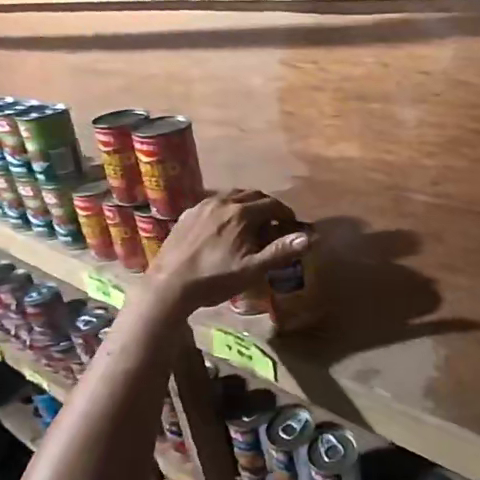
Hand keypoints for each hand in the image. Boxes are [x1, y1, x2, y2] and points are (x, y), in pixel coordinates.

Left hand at [146, 190, 311, 311]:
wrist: (170, 284)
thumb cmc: (214, 279)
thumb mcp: (252, 269)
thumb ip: (280, 251)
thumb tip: (309, 237)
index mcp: (242, 213)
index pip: (272, 204)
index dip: (286, 213)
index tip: (291, 225)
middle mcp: (222, 202)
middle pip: (252, 195)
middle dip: (267, 206)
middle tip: (273, 223)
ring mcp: (202, 206)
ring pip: (231, 196)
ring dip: (246, 205)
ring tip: (250, 223)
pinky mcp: (187, 214)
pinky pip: (212, 204)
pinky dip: (225, 209)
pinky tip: (222, 226)